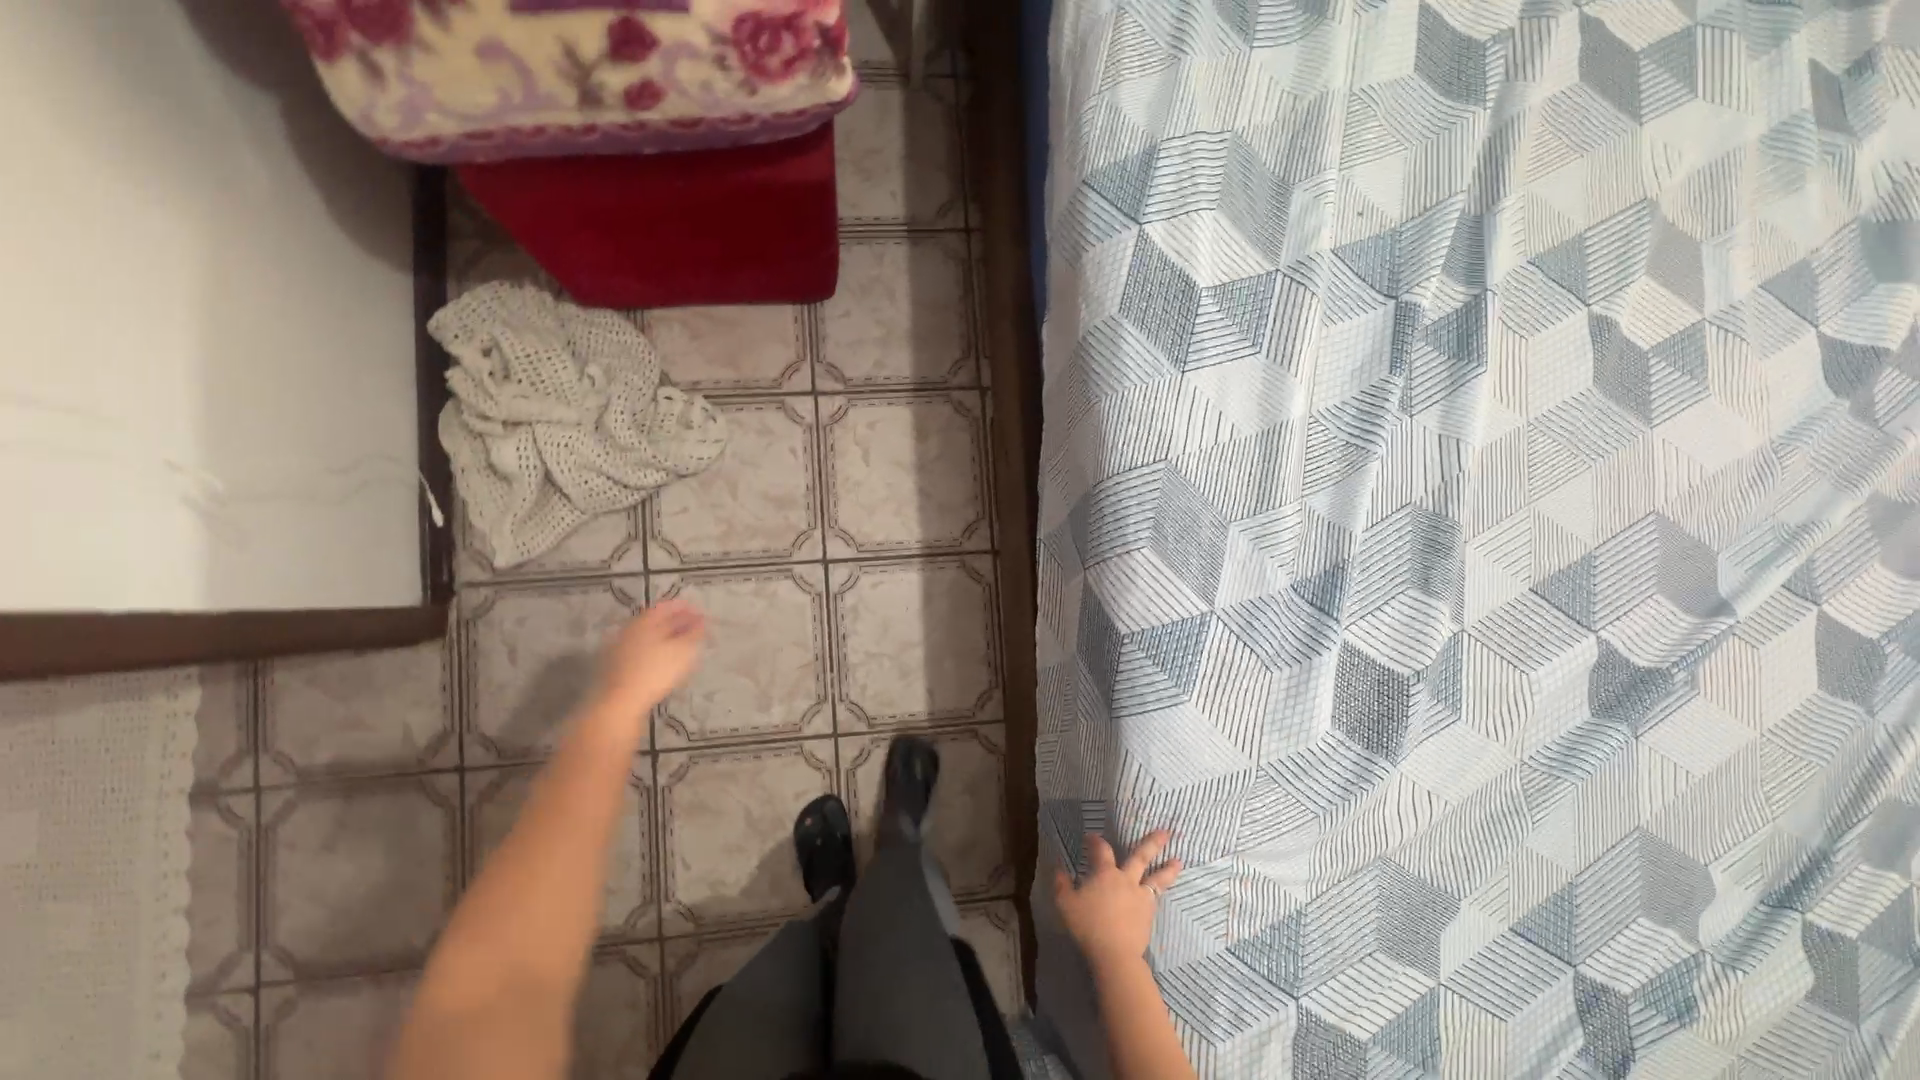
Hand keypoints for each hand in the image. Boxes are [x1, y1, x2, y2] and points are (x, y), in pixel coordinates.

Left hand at [594, 598, 705, 717]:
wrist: (619, 703)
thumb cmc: (655, 672)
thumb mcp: (683, 651)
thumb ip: (694, 633)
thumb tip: (701, 621)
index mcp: (645, 621)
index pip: (666, 606)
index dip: (685, 607)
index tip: (700, 612)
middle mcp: (630, 630)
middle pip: (656, 620)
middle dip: (676, 622)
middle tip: (694, 628)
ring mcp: (620, 648)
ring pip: (648, 636)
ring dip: (666, 637)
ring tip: (682, 645)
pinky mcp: (617, 666)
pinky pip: (641, 650)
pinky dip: (656, 650)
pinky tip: (664, 660)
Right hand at [1052, 829, 1180, 973]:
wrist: (1115, 953)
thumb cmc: (1087, 926)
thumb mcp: (1065, 903)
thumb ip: (1061, 883)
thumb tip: (1058, 867)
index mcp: (1105, 874)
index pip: (1102, 850)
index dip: (1095, 841)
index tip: (1091, 837)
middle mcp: (1126, 879)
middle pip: (1141, 856)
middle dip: (1152, 842)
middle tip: (1166, 831)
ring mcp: (1141, 896)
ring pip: (1157, 878)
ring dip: (1168, 868)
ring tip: (1179, 861)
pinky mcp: (1149, 913)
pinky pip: (1156, 896)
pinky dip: (1160, 890)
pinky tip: (1160, 890)